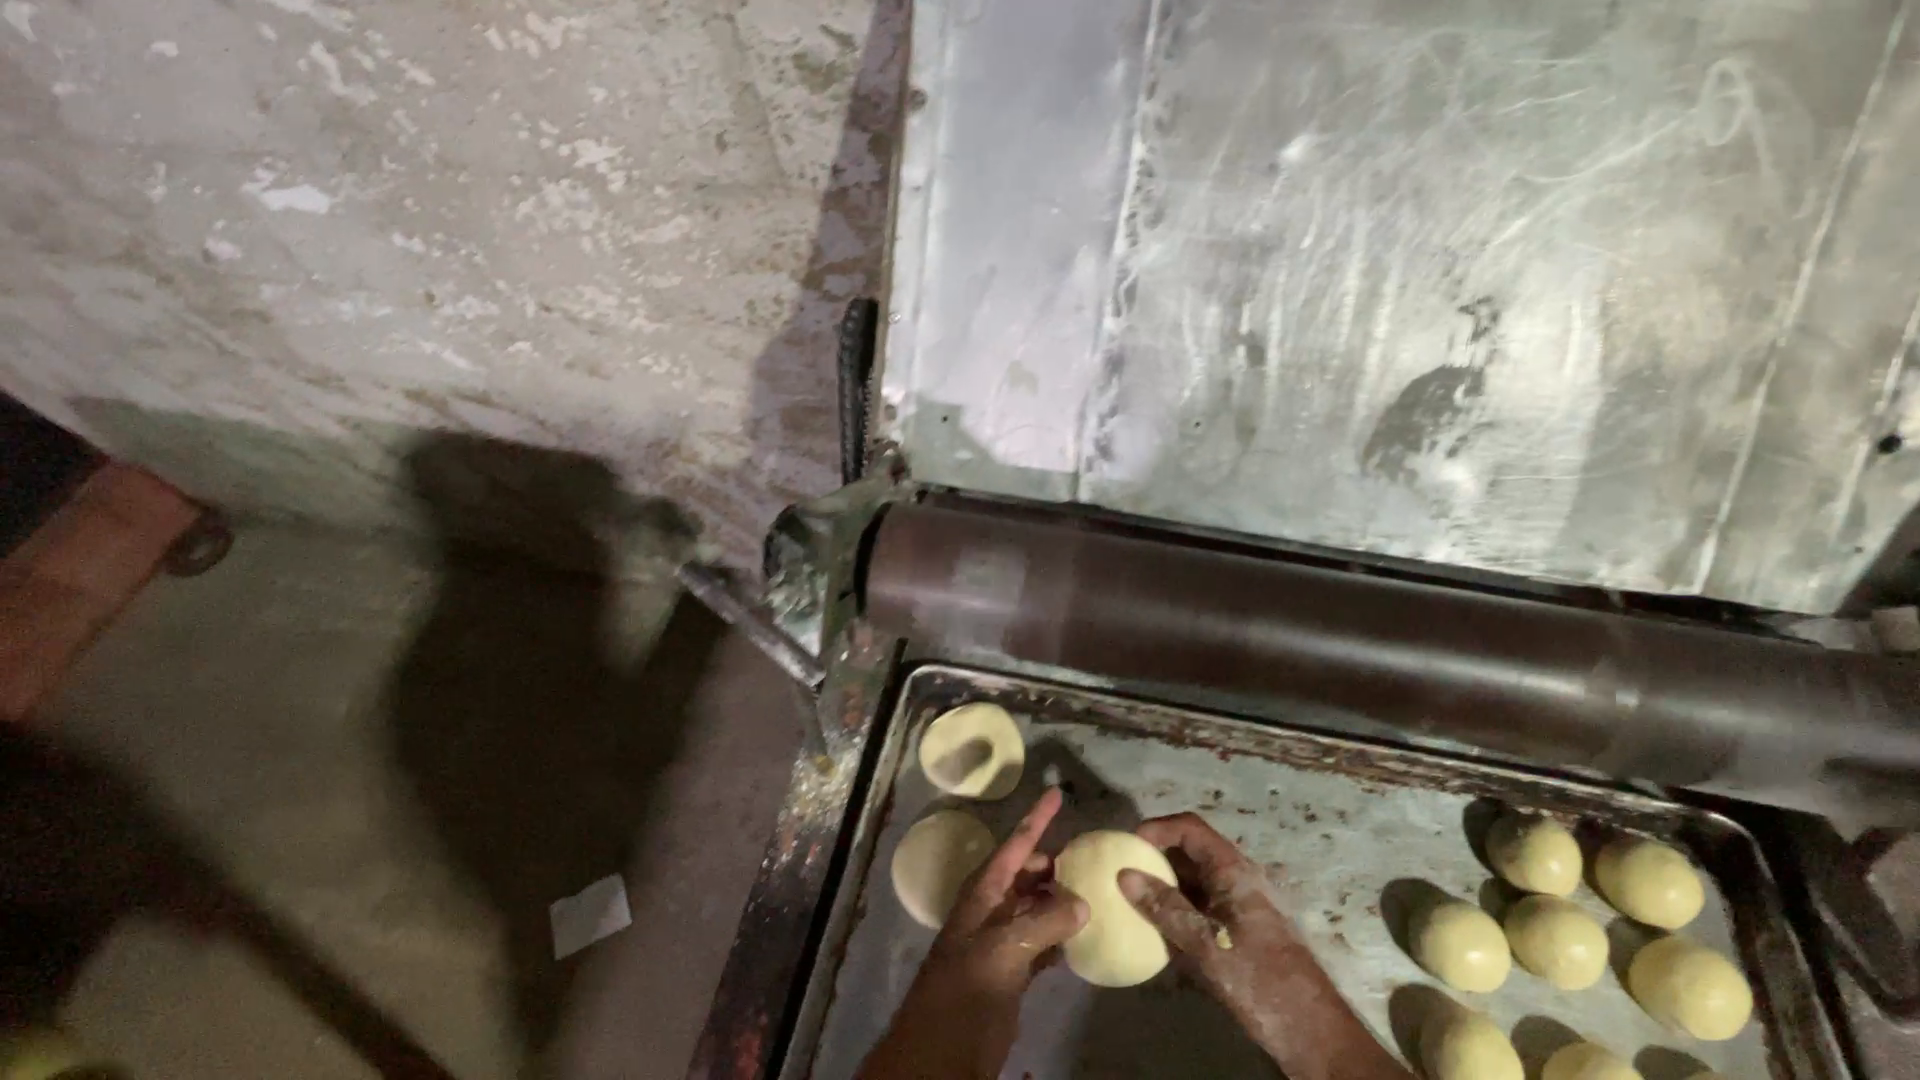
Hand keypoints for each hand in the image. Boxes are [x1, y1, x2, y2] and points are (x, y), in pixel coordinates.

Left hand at [858, 788, 1088, 1079]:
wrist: (942, 1050)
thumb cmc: (965, 989)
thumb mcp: (1004, 951)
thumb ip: (1043, 922)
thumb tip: (1081, 901)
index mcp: (983, 893)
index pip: (1015, 846)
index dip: (1036, 819)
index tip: (1057, 793)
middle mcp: (992, 909)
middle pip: (1027, 875)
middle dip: (1054, 864)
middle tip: (1091, 860)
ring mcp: (1001, 941)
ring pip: (1036, 908)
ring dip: (1061, 900)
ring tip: (1095, 893)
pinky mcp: (1011, 972)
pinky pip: (1042, 942)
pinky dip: (1061, 936)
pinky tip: (1084, 937)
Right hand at [1120, 813, 1412, 1079]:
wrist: (1312, 1032)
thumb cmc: (1261, 980)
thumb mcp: (1207, 945)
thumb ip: (1165, 909)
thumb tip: (1124, 875)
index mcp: (1234, 871)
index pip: (1190, 828)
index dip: (1157, 829)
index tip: (1127, 847)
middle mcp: (1238, 880)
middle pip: (1191, 852)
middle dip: (1156, 858)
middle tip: (1122, 874)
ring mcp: (1241, 906)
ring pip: (1195, 883)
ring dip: (1165, 887)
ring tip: (1132, 903)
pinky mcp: (1241, 933)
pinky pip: (1202, 909)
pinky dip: (1178, 913)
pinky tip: (1158, 935)